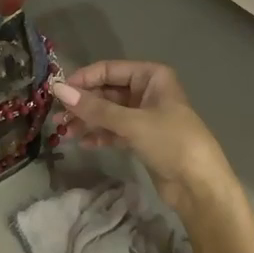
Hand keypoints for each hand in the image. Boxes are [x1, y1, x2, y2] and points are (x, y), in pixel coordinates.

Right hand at [51, 61, 236, 211]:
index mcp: (151, 77)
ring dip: (86, 122)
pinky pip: (113, 131)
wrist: (197, 182)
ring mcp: (143, 116)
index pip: (109, 70)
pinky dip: (98, 136)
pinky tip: (82, 143)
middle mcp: (147, 92)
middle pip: (106, 92)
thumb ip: (95, 109)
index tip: (57, 93)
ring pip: (107, 114)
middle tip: (56, 119)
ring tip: (63, 134)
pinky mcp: (140, 139)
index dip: (83, 80)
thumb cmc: (171, 142)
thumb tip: (59, 91)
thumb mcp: (132, 122)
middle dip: (82, 105)